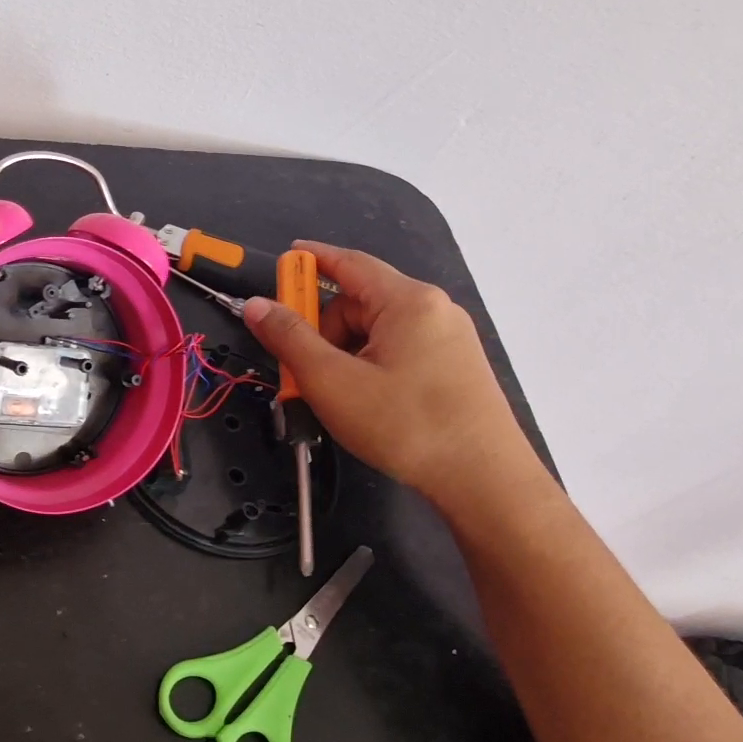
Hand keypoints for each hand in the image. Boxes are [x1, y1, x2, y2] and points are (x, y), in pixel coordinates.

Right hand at [241, 241, 541, 502]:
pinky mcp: (454, 367)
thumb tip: (257, 305)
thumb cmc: (405, 425)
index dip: (310, 259)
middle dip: (322, 329)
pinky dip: (367, 365)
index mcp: (408, 301)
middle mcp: (433, 310)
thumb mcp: (331, 381)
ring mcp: (449, 339)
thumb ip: (289, 339)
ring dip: (343, 352)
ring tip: (335, 395)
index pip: (349, 263)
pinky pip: (396, 350)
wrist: (485, 482)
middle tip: (303, 369)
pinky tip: (363, 400)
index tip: (282, 260)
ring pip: (376, 330)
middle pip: (358, 302)